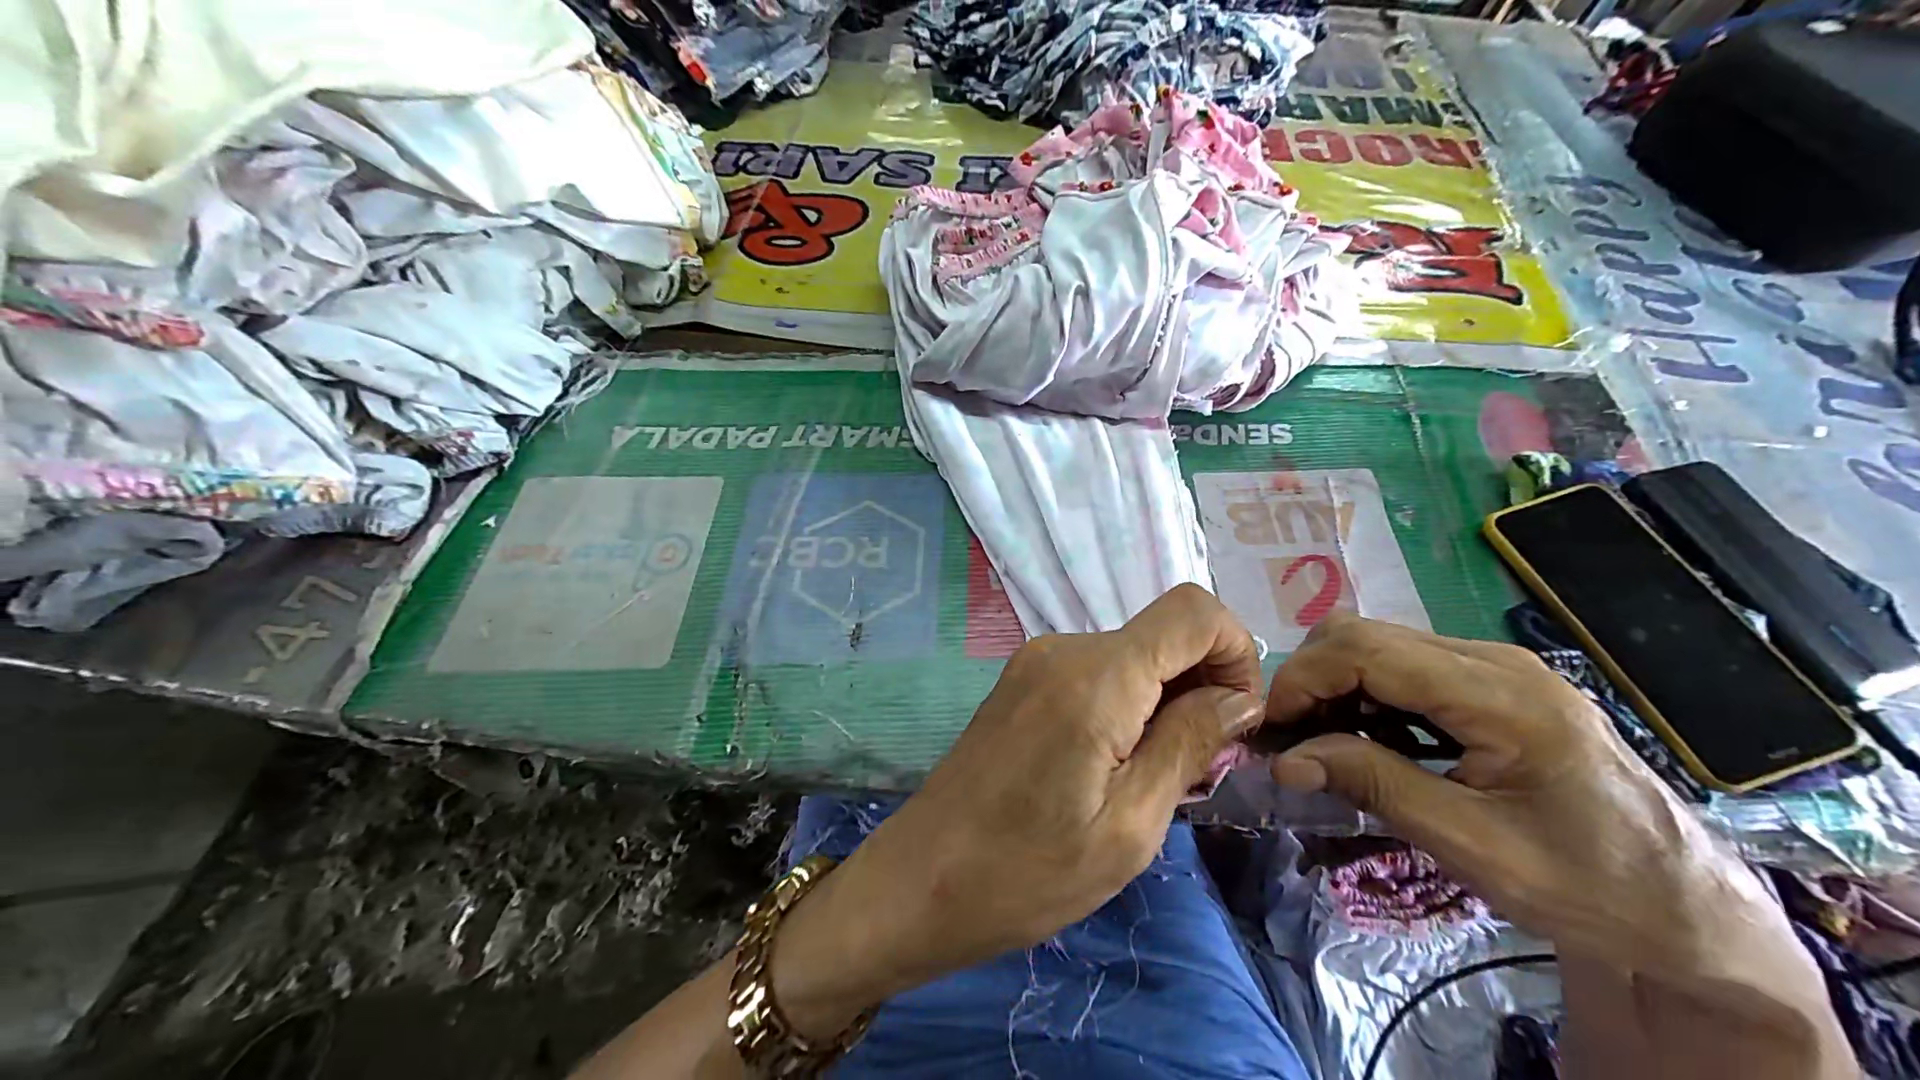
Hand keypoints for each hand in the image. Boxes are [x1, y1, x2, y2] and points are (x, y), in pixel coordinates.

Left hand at [770, 584, 1264, 1035]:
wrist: (919, 882)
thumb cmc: (1026, 873)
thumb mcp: (1129, 827)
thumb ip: (1188, 744)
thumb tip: (1239, 696)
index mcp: (1096, 676)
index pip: (1194, 611)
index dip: (1236, 654)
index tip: (1236, 724)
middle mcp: (1064, 649)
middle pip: (1164, 634)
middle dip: (1201, 687)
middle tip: (1198, 770)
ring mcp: (1036, 662)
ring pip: (1133, 656)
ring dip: (1164, 703)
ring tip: (1152, 780)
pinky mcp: (1021, 683)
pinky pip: (1097, 674)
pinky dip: (1126, 706)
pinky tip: (1113, 767)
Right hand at [1262, 613, 1777, 974]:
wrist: (1690, 912)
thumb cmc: (1590, 886)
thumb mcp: (1474, 845)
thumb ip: (1375, 786)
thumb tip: (1285, 760)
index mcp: (1501, 695)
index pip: (1367, 650)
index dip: (1303, 679)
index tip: (1270, 729)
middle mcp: (1494, 662)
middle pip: (1365, 634)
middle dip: (1310, 679)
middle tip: (1289, 739)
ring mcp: (1495, 669)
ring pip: (1378, 645)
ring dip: (1332, 687)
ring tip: (1318, 744)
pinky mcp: (1491, 685)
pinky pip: (1403, 667)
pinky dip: (1363, 696)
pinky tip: (1363, 741)